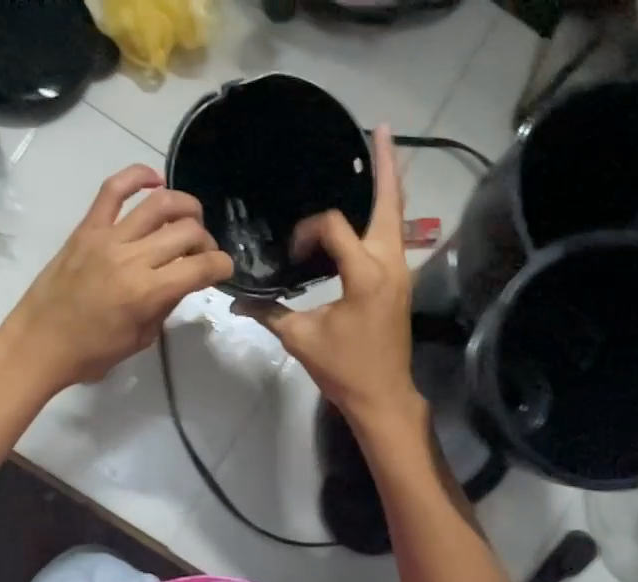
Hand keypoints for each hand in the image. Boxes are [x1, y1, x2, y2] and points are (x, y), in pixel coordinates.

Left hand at [0, 165, 233, 397]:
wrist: (38, 345)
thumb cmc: (90, 354)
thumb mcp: (139, 340)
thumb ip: (164, 307)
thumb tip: (181, 283)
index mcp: (146, 293)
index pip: (200, 267)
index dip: (221, 266)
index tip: (223, 270)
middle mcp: (132, 258)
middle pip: (186, 231)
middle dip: (206, 241)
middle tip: (202, 253)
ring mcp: (107, 238)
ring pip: (159, 204)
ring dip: (185, 206)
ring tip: (191, 218)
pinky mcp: (86, 228)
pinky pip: (113, 189)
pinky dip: (137, 176)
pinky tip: (154, 180)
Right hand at [238, 127, 418, 422]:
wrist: (382, 396)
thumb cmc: (344, 369)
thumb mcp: (302, 340)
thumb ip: (270, 313)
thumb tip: (236, 301)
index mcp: (366, 273)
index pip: (334, 228)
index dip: (309, 232)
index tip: (293, 253)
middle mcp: (390, 263)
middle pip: (389, 202)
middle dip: (385, 165)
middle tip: (379, 128)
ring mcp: (401, 271)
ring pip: (396, 217)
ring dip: (387, 186)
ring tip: (380, 155)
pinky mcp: (400, 282)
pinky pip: (393, 236)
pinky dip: (384, 214)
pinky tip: (373, 207)